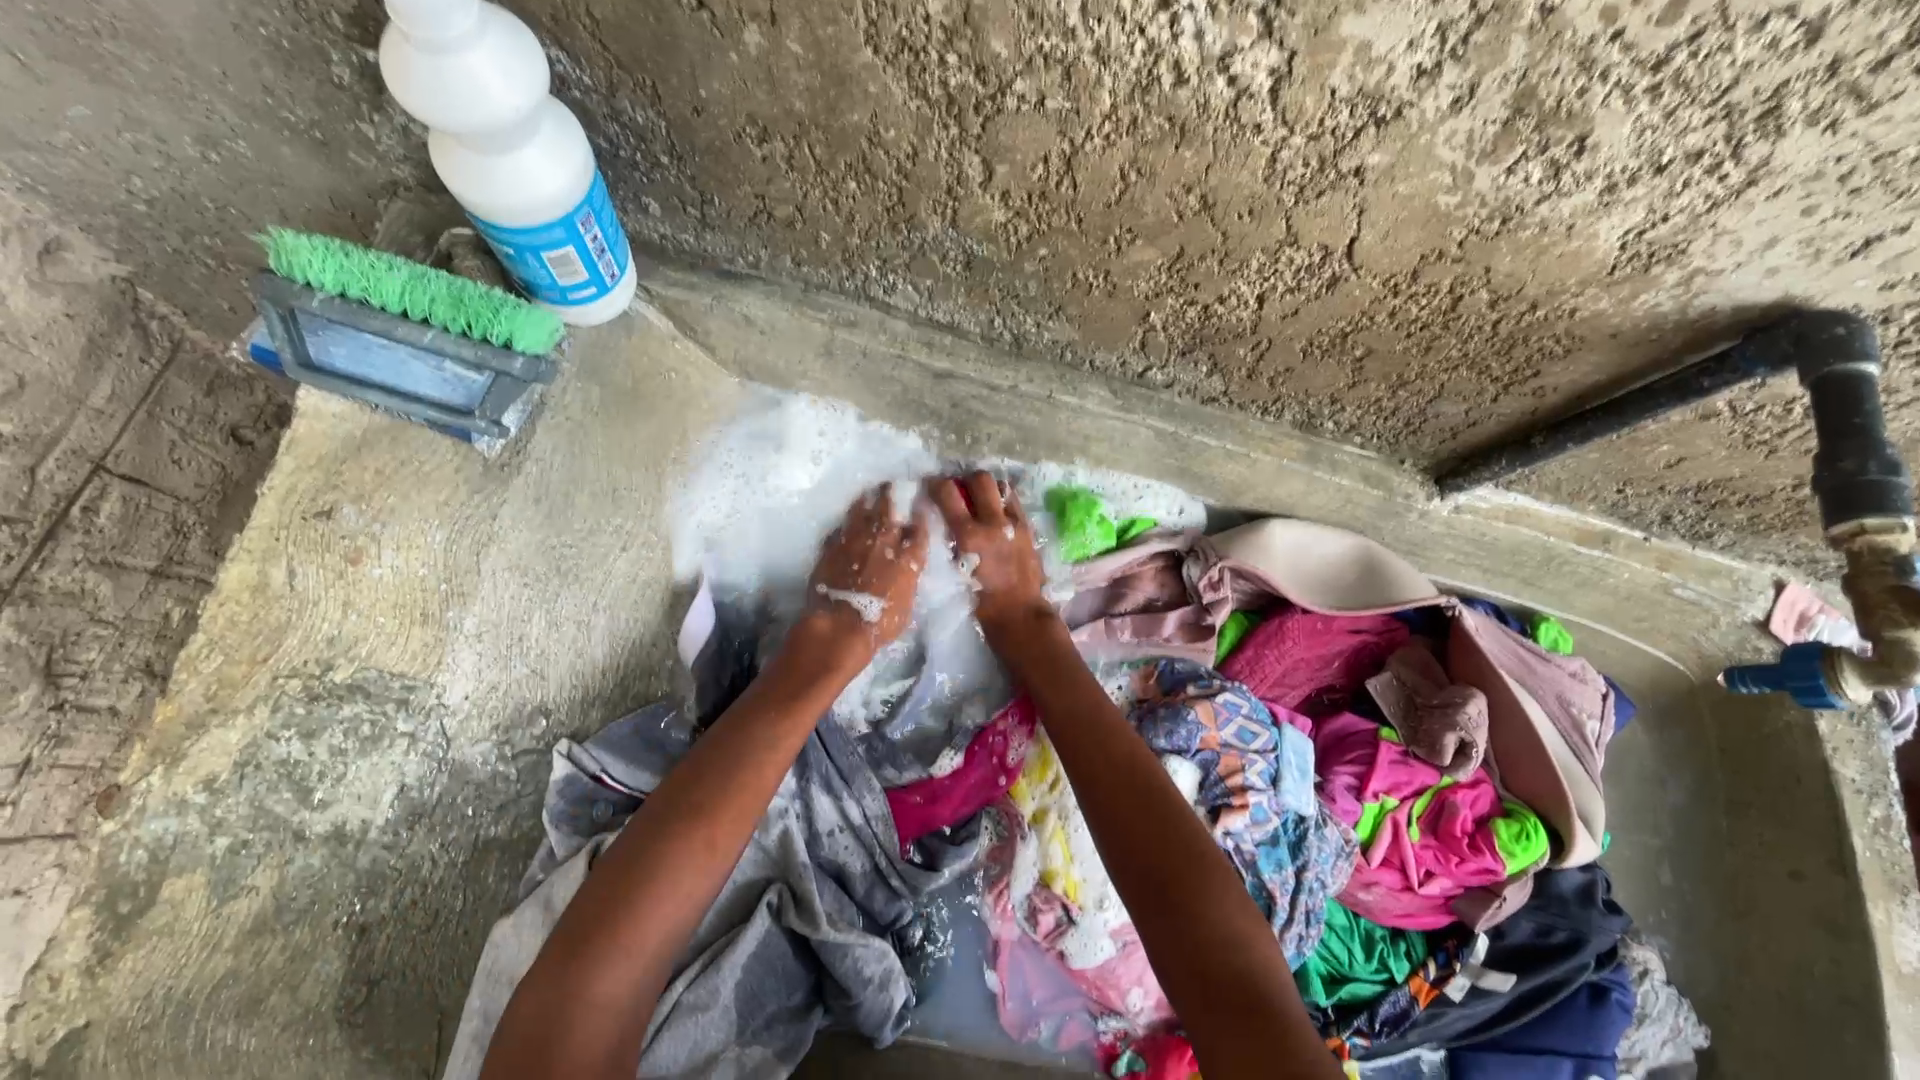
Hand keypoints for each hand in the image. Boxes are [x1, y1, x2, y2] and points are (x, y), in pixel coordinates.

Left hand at [794, 484, 929, 671]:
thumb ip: (907, 581)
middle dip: (892, 495)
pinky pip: (840, 529)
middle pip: (889, 509)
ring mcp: (855, 540)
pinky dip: (844, 526)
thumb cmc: (881, 622)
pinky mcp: (832, 547)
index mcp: (909, 557)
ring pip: (862, 512)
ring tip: (867, 493)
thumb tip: (906, 571)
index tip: (920, 507)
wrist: (840, 624)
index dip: (921, 517)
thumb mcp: (906, 604)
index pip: (920, 529)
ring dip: (866, 501)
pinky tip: (844, 523)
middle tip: (891, 485)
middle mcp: (884, 541)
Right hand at [927, 471, 1055, 641]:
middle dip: (965, 479)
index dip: (936, 484)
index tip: (932, 486)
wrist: (1018, 612)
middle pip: (980, 479)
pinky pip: (1014, 501)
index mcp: (970, 536)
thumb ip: (950, 540)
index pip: (948, 492)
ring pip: (1001, 486)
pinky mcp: (1029, 528)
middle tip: (959, 490)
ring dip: (987, 488)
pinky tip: (996, 513)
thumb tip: (942, 519)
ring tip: (980, 500)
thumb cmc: (979, 600)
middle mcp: (993, 522)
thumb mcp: (955, 569)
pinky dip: (1003, 501)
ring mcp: (1015, 523)